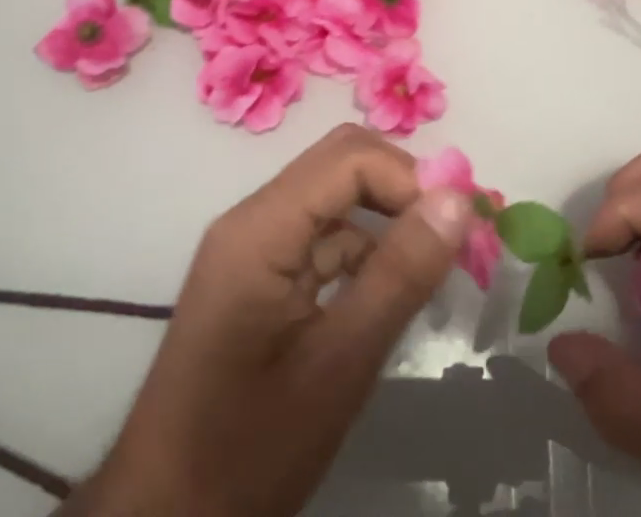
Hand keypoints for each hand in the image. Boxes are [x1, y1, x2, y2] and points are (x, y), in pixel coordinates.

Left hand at [60, 124, 474, 516]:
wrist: (172, 511)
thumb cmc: (251, 444)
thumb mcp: (339, 363)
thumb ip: (400, 275)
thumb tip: (458, 200)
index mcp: (260, 230)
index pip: (350, 159)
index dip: (415, 179)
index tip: (468, 226)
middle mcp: (253, 222)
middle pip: (343, 166)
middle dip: (409, 190)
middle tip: (464, 236)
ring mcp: (255, 251)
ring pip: (337, 201)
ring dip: (395, 220)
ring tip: (449, 262)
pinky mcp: (263, 280)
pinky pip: (325, 241)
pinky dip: (371, 253)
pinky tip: (403, 289)